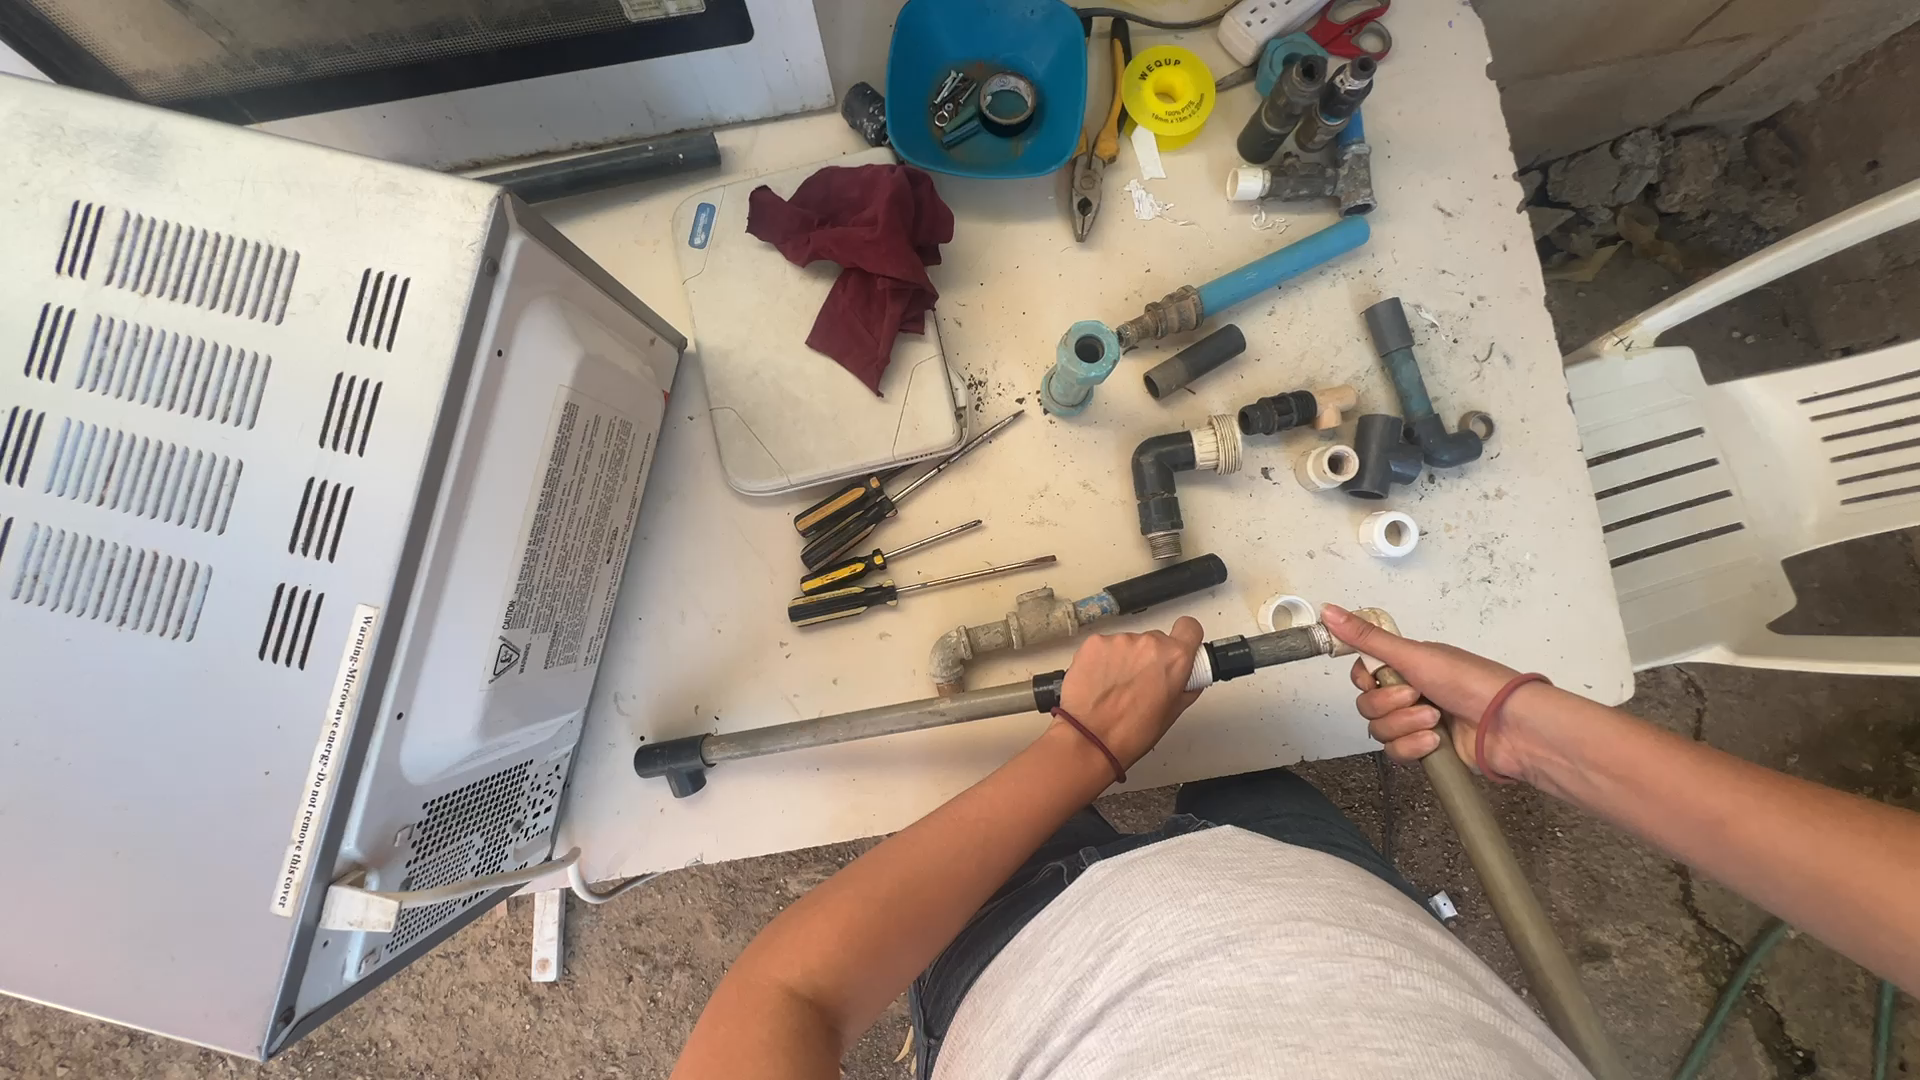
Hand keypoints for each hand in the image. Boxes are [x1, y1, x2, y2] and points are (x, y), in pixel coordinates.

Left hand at [1055, 617, 1204, 769]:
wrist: (1090, 737)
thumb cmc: (1130, 732)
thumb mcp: (1173, 712)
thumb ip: (1185, 686)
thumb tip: (1186, 677)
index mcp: (1174, 658)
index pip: (1189, 627)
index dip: (1186, 637)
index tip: (1180, 645)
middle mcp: (1148, 643)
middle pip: (1155, 639)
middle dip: (1151, 657)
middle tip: (1142, 682)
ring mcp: (1119, 640)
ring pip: (1127, 644)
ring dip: (1125, 659)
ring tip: (1116, 687)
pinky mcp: (1093, 643)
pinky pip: (1104, 646)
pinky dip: (1103, 659)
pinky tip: (1101, 681)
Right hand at [1320, 603, 1524, 776]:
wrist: (1512, 727)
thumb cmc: (1469, 682)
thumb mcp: (1413, 654)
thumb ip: (1366, 637)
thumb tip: (1327, 608)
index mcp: (1407, 666)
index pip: (1363, 674)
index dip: (1364, 680)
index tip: (1376, 679)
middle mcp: (1410, 692)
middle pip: (1367, 704)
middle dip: (1389, 704)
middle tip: (1416, 697)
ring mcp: (1417, 722)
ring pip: (1379, 729)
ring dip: (1404, 725)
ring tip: (1434, 720)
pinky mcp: (1426, 750)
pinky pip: (1396, 752)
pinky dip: (1413, 746)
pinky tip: (1434, 741)